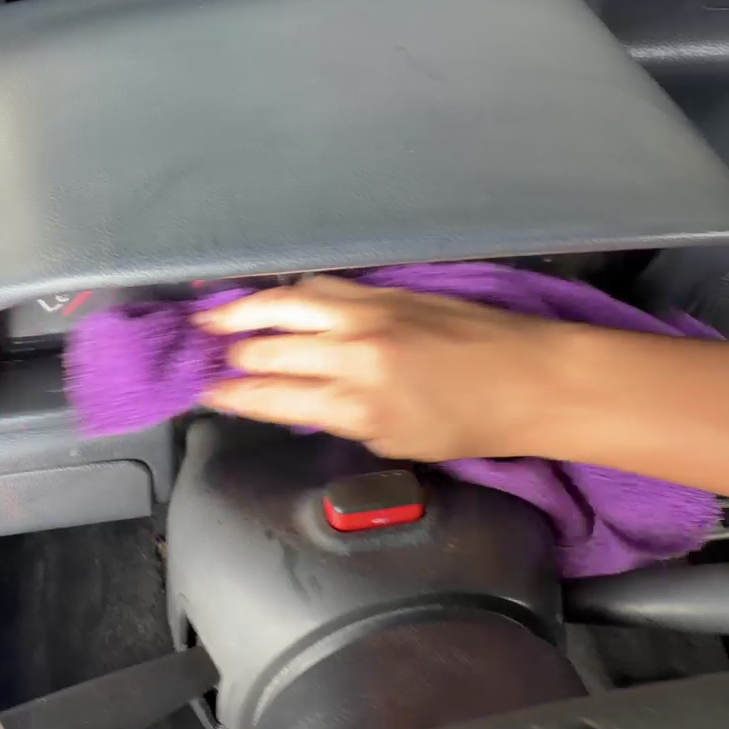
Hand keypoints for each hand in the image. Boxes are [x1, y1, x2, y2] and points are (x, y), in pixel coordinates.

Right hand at [194, 275, 581, 461]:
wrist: (531, 377)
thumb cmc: (469, 425)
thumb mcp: (396, 441)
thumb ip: (337, 417)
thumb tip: (293, 399)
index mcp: (358, 405)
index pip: (271, 397)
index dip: (229, 395)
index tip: (202, 391)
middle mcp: (353, 353)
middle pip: (268, 349)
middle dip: (227, 356)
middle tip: (197, 356)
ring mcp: (365, 313)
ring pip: (283, 305)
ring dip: (240, 312)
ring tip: (208, 317)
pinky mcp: (380, 290)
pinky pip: (317, 287)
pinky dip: (285, 294)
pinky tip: (268, 298)